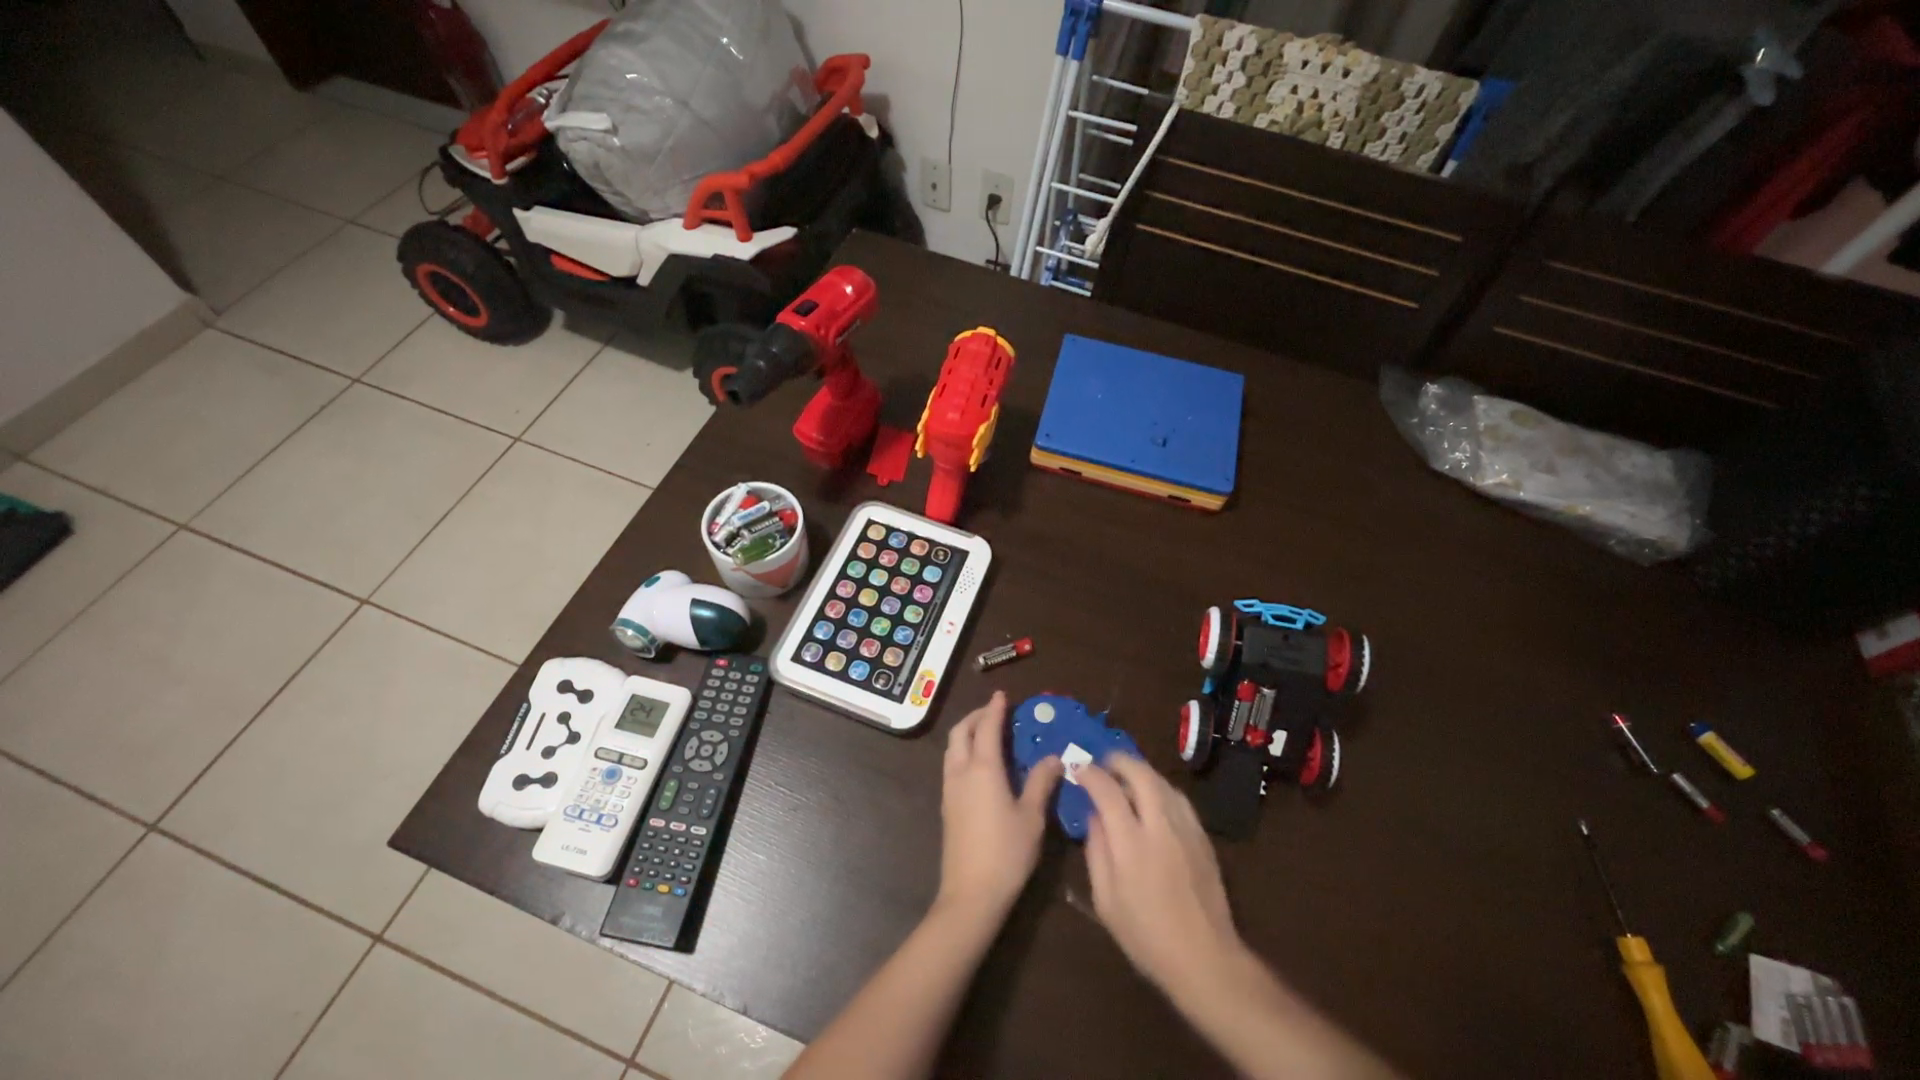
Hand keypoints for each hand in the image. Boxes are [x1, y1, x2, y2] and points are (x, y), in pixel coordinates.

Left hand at [937, 691, 1062, 914]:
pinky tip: (981, 765)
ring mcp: (950, 790)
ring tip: (988, 734)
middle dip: (977, 717)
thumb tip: (1054, 757)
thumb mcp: (1032, 817)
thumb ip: (1041, 783)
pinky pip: (952, 766)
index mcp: (983, 769)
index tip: (1003, 695)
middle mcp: (961, 772)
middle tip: (996, 712)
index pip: (988, 728)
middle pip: (961, 733)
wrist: (971, 893)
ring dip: (968, 734)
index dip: (996, 709)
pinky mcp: (947, 807)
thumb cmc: (1007, 852)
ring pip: (953, 749)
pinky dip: (964, 752)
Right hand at [1079, 755, 1242, 991]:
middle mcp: (1160, 827)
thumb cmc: (1145, 936)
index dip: (1090, 774)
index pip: (1107, 791)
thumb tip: (1093, 816)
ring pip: (1163, 782)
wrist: (1204, 957)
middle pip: (1141, 774)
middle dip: (1119, 761)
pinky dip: (1161, 788)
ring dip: (1141, 772)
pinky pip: (1179, 799)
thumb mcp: (1105, 899)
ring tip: (1125, 778)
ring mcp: (1186, 829)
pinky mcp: (1203, 837)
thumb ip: (1096, 851)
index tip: (1078, 769)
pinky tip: (1153, 799)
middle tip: (1103, 764)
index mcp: (1131, 844)